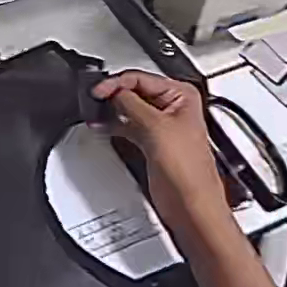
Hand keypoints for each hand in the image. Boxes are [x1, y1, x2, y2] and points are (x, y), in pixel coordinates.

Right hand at [91, 71, 228, 228]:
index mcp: (181, 95)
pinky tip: (102, 124)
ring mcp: (162, 126)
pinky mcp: (152, 143)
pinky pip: (129, 126)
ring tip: (94, 110)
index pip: (142, 78)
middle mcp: (173, 108)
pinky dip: (115, 124)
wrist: (192, 208)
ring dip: (112, 109)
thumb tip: (114, 91)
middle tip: (95, 98)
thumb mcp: (155, 127)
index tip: (100, 89)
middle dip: (114, 95)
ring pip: (130, 108)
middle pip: (135, 91)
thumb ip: (131, 104)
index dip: (118, 82)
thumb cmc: (189, 172)